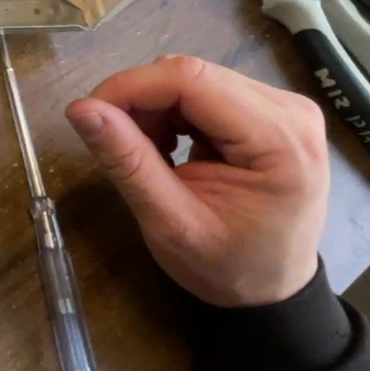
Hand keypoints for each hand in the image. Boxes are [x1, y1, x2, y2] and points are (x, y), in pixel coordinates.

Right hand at [65, 56, 328, 307]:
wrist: (271, 295)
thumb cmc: (226, 268)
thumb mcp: (170, 223)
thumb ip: (127, 162)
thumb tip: (79, 108)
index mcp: (280, 142)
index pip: (190, 80)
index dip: (130, 87)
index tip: (88, 113)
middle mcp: (290, 111)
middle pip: (190, 75)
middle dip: (140, 101)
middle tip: (116, 144)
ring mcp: (284, 107)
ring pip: (191, 77)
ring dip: (153, 107)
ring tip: (146, 153)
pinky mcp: (270, 109)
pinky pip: (203, 89)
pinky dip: (171, 112)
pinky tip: (168, 147)